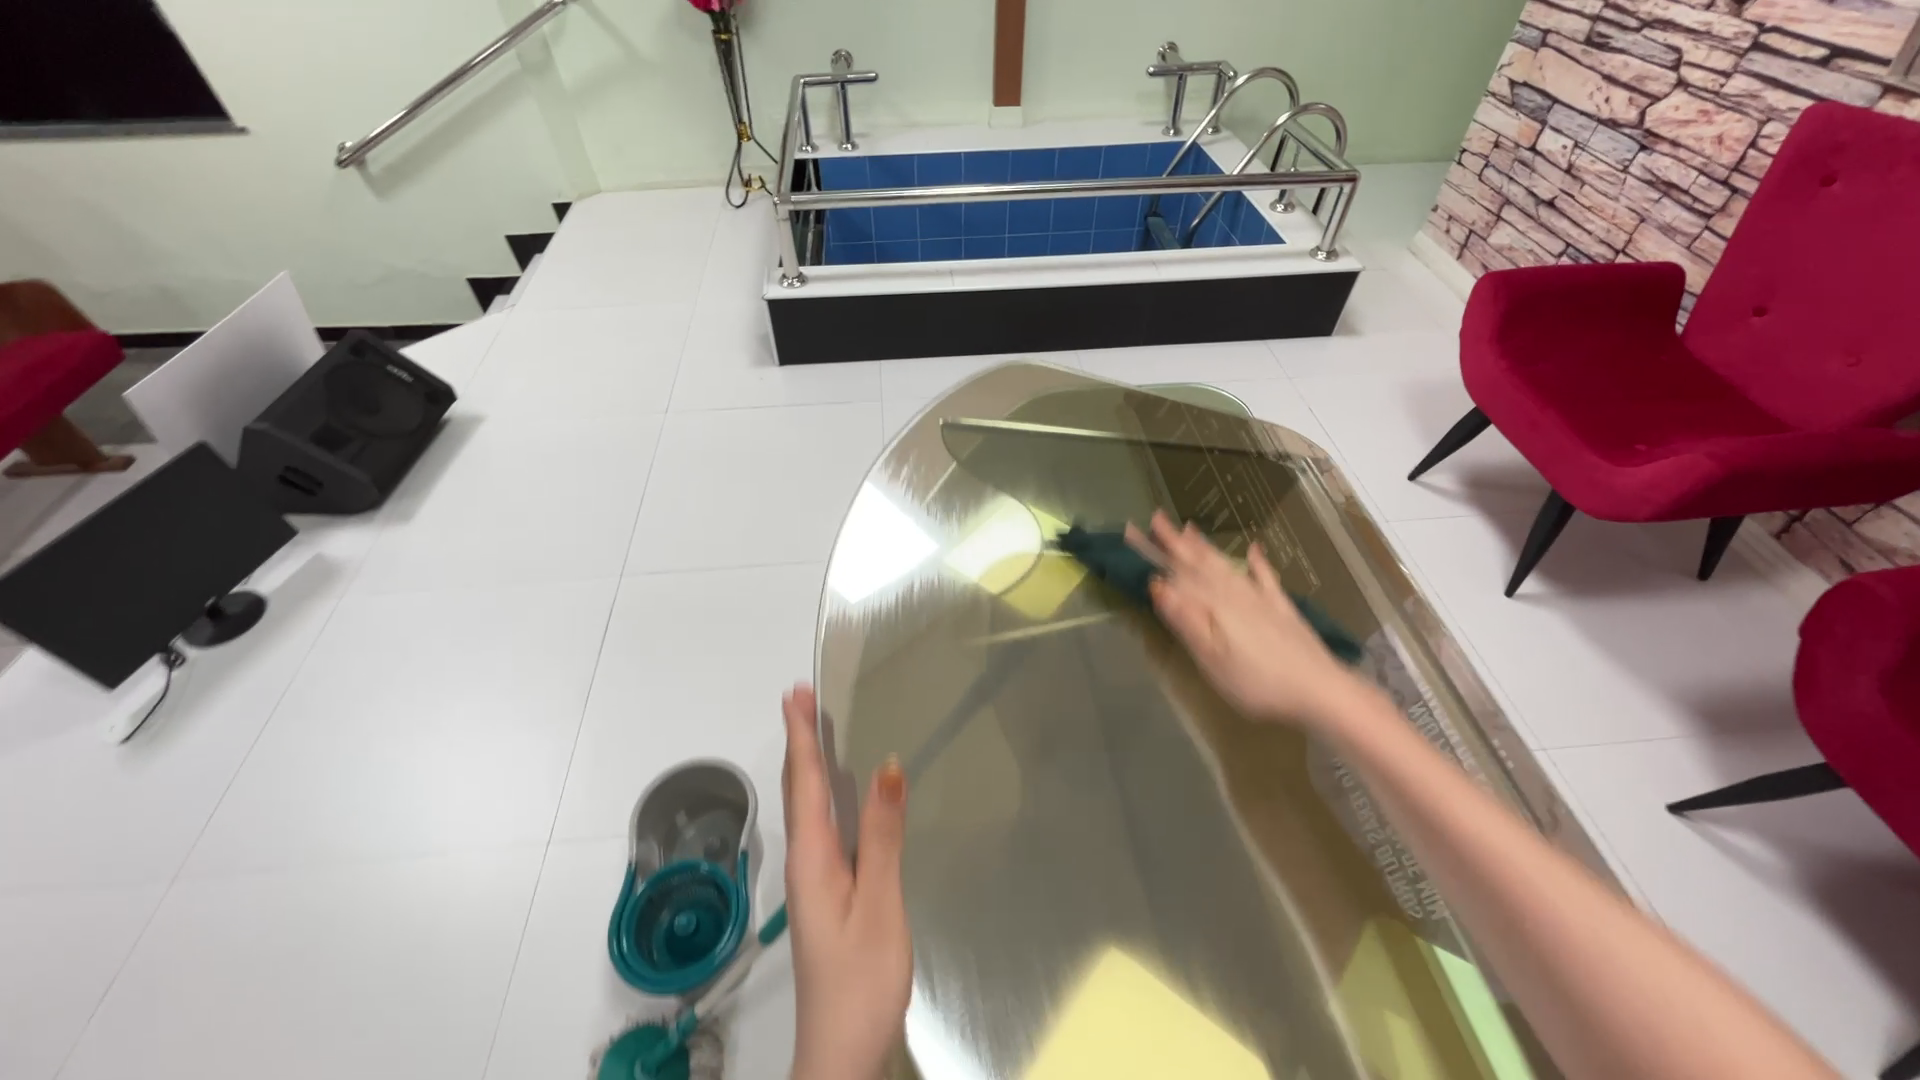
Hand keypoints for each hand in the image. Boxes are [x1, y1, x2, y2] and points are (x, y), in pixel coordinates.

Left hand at [782, 684, 911, 1079]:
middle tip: (805, 699)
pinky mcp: (828, 896)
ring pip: (811, 810)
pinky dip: (828, 798)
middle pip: (802, 791)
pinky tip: (844, 797)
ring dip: (812, 766)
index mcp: (813, 860)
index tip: (796, 693)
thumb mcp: (879, 904)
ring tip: (819, 731)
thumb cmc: (861, 979)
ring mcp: (815, 882)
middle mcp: (806, 864)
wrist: (841, 1050)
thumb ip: (883, 837)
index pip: (805, 784)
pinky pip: (825, 830)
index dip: (801, 736)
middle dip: (802, 742)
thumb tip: (887, 767)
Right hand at [1128, 512, 1371, 730]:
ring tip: (1189, 528)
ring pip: (1226, 566)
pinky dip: (1258, 562)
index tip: (1132, 530)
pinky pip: (1266, 578)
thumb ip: (1185, 620)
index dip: (1153, 552)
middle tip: (1156, 518)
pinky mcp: (1282, 609)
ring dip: (1206, 547)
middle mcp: (1234, 594)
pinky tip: (1254, 549)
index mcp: (1213, 606)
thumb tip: (1158, 586)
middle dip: (1175, 542)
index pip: (1176, 573)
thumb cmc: (1257, 682)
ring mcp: (1261, 599)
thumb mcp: (1211, 658)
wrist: (1320, 690)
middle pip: (1200, 563)